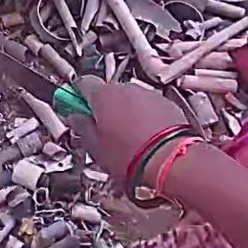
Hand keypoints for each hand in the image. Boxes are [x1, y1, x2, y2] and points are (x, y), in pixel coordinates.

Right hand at [66, 77, 189, 181]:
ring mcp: (148, 95)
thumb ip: (83, 128)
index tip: (73, 108)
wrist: (174, 162)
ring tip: (125, 140)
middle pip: (107, 92)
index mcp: (103, 96)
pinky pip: (148, 107)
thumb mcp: (97, 148)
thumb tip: (76, 119)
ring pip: (129, 99)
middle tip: (100, 131)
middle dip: (102, 108)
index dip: (76, 96)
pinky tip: (144, 139)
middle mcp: (126, 89)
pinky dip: (144, 118)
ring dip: (124, 113)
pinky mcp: (166, 104)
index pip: (82, 84)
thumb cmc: (134, 158)